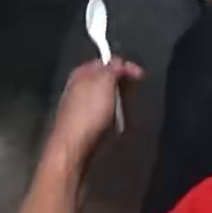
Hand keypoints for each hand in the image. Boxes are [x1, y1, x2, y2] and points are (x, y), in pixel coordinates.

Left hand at [44, 58, 143, 172]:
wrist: (71, 151)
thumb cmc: (88, 114)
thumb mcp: (104, 83)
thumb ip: (113, 68)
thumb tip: (119, 62)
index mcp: (82, 72)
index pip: (107, 62)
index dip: (124, 66)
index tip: (140, 75)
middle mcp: (79, 86)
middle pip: (107, 80)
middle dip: (122, 86)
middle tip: (132, 95)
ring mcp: (80, 107)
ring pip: (106, 98)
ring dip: (118, 104)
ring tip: (125, 113)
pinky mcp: (83, 125)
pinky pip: (102, 114)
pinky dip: (112, 117)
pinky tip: (116, 125)